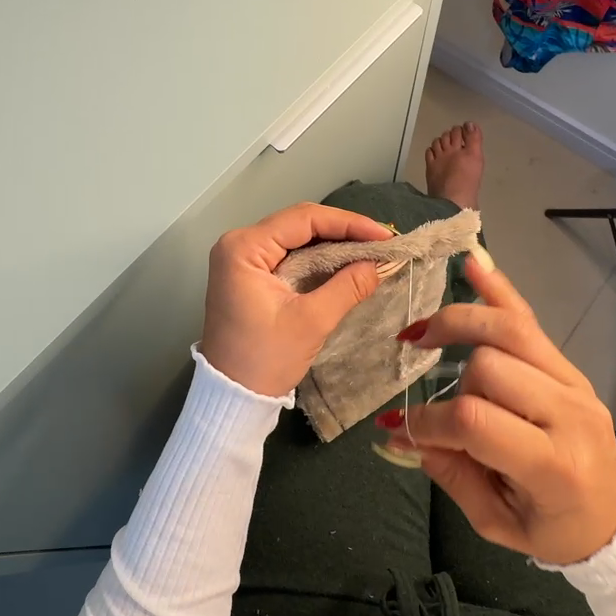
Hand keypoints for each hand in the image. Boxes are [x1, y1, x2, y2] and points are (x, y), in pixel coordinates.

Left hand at [200, 202, 391, 397]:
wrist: (231, 396)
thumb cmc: (265, 359)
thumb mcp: (311, 322)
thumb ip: (347, 287)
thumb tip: (379, 264)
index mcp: (244, 247)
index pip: (303, 219)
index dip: (348, 223)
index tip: (384, 235)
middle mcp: (238, 243)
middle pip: (299, 224)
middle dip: (343, 231)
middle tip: (382, 241)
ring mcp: (241, 259)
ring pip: (296, 239)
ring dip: (333, 244)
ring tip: (371, 249)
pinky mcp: (249, 274)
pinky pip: (289, 255)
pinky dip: (317, 259)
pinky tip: (345, 262)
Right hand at [383, 252, 615, 564]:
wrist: (615, 520)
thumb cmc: (554, 528)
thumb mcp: (497, 521)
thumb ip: (450, 472)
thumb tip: (398, 432)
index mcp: (553, 464)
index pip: (477, 420)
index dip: (429, 420)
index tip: (401, 427)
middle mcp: (568, 414)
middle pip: (490, 366)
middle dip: (452, 380)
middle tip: (438, 400)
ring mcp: (573, 383)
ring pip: (508, 330)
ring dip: (459, 326)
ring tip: (425, 335)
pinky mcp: (570, 367)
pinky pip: (529, 320)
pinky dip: (498, 290)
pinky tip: (471, 264)